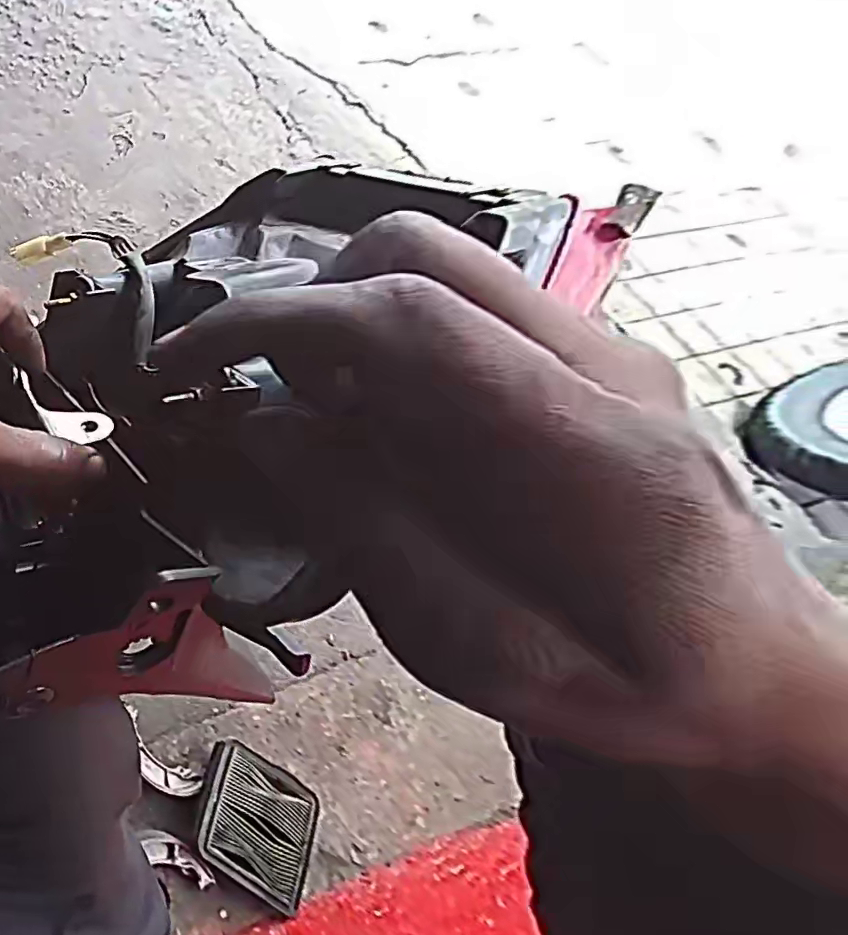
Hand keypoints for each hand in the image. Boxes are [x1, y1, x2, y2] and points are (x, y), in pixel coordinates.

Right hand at [152, 214, 847, 784]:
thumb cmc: (611, 682)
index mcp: (571, 440)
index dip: (263, 323)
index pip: (395, 314)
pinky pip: (437, 306)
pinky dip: (364, 343)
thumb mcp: (457, 637)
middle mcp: (589, 360)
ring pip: (420, 264)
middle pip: (407, 251)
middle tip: (269, 394)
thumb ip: (354, 520)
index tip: (178, 363)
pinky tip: (366, 417)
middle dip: (298, 309)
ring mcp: (585, 346)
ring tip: (319, 413)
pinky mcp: (562, 355)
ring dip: (329, 323)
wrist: (755, 680)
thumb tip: (256, 425)